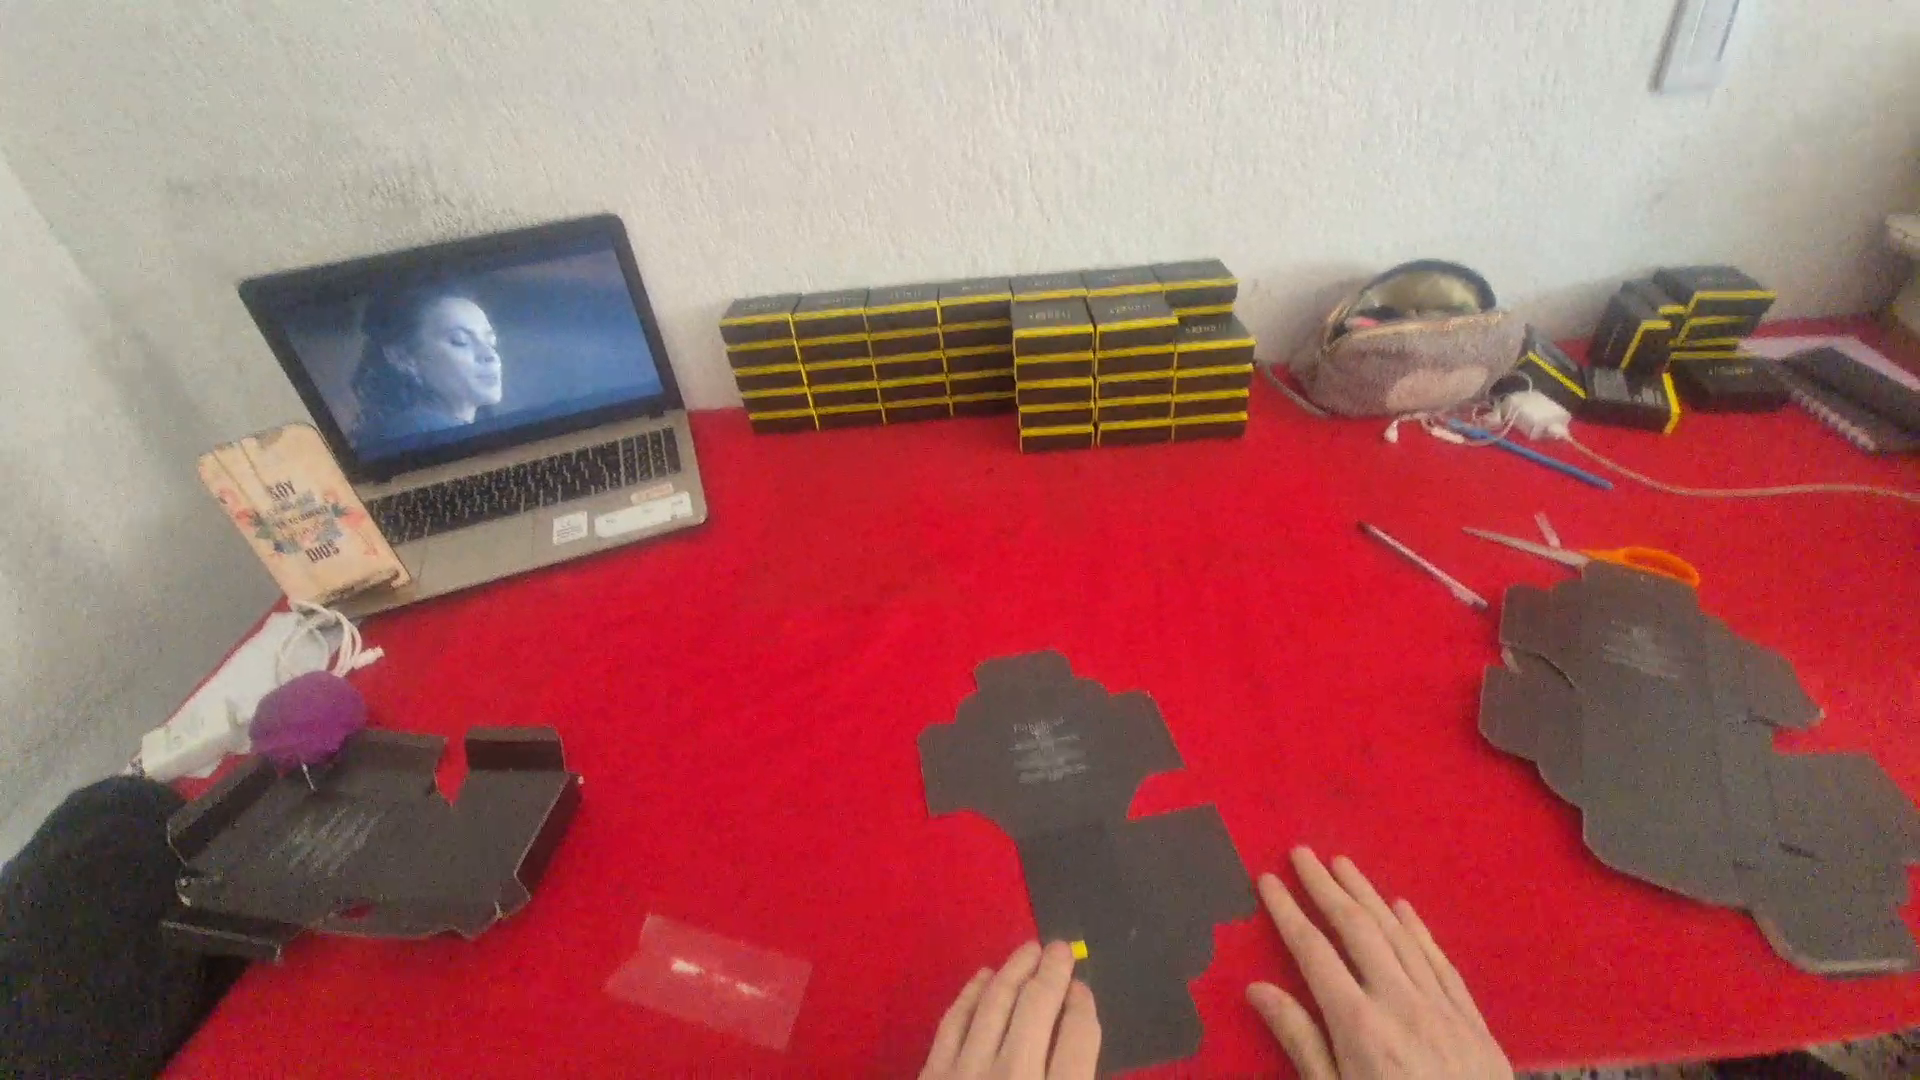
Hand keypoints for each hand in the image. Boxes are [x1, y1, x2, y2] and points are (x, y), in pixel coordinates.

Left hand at [920, 940, 1100, 1079]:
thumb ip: (1073, 1073)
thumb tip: (1075, 1035)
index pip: (1077, 1038)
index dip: (1082, 1007)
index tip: (1081, 987)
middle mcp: (1013, 1077)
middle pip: (1035, 1009)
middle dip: (1052, 972)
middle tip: (1061, 947)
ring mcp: (967, 1073)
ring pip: (994, 1004)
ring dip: (1014, 971)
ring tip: (1029, 950)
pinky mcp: (933, 1076)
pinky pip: (953, 1023)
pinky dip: (970, 995)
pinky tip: (984, 977)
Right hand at [1247, 847, 1510, 1079]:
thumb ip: (1301, 1044)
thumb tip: (1257, 988)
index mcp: (1360, 1026)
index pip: (1313, 950)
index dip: (1287, 911)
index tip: (1267, 879)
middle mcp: (1401, 1005)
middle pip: (1356, 929)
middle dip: (1325, 887)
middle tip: (1302, 852)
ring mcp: (1444, 1012)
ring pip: (1400, 936)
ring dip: (1368, 895)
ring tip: (1343, 864)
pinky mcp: (1477, 1027)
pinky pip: (1443, 964)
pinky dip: (1419, 931)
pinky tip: (1404, 908)